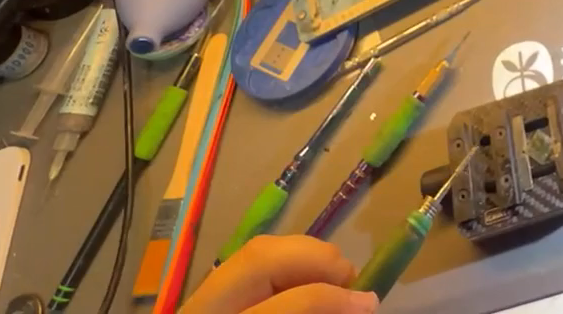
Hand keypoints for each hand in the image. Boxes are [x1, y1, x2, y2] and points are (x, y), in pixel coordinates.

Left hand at [180, 236, 377, 313]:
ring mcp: (192, 310)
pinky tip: (305, 286)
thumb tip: (357, 307)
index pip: (284, 307)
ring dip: (303, 257)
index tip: (369, 305)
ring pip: (252, 254)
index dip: (332, 300)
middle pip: (259, 260)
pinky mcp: (198, 307)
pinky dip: (285, 269)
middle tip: (351, 282)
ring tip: (335, 280)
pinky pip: (247, 271)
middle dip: (316, 260)